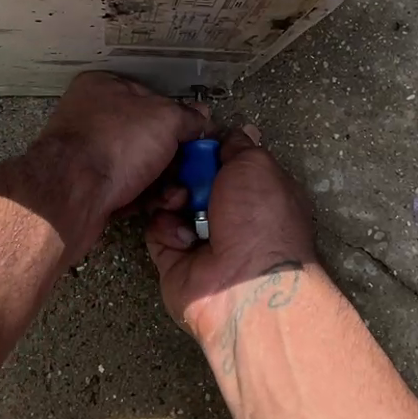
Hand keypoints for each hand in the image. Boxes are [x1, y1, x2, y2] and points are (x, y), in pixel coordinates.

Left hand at [0, 72, 209, 261]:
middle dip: (174, 159)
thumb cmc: (117, 143)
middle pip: (147, 135)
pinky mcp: (87, 186)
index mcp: (103, 86)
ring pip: (138, 165)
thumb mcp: (165, 118)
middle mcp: (91, 116)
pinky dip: (143, 197)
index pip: (152, 98)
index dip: (179, 119)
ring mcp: (87, 153)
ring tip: (176, 197)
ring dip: (163, 182)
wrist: (72, 194)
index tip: (199, 139)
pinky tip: (157, 206)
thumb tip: (202, 117)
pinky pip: (124, 188)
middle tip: (192, 174)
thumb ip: (187, 117)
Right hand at [144, 125, 318, 345]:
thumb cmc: (260, 220)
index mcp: (256, 190)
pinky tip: (181, 235)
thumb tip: (234, 134)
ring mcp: (201, 236)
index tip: (194, 141)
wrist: (244, 284)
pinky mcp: (174, 257)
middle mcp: (230, 214)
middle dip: (184, 171)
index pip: (224, 160)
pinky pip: (157, 229)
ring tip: (180, 203)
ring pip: (170, 201)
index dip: (207, 149)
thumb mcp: (256, 165)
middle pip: (193, 178)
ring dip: (171, 196)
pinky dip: (165, 227)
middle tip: (186, 173)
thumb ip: (238, 146)